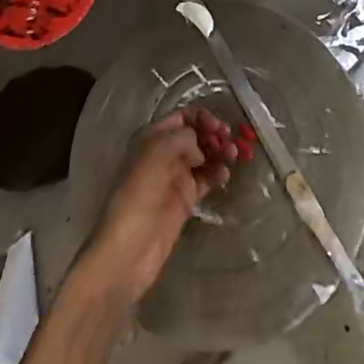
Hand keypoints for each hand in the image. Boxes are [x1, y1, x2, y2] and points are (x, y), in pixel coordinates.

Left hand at [79, 107, 235, 300]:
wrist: (129, 247)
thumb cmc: (137, 193)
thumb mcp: (156, 154)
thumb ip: (182, 139)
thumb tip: (200, 147)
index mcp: (151, 136)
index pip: (180, 116)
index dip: (201, 117)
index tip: (219, 126)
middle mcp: (163, 153)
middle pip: (194, 135)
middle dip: (213, 134)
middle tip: (230, 142)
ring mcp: (175, 177)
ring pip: (203, 157)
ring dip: (219, 153)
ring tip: (234, 156)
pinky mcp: (185, 200)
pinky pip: (205, 180)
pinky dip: (216, 174)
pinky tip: (225, 176)